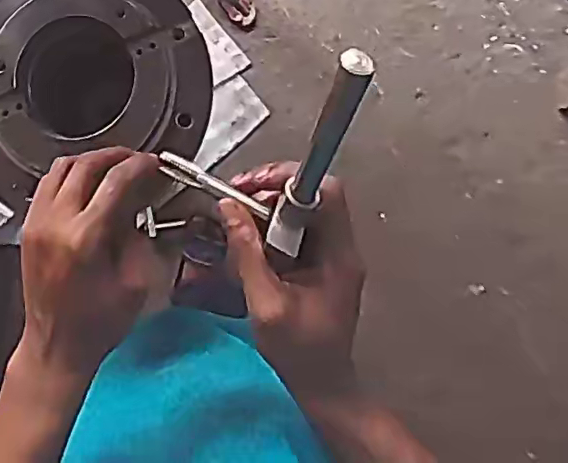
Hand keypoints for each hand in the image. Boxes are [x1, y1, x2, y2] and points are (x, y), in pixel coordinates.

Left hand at [17, 148, 164, 379]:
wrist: (56, 348)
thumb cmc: (97, 323)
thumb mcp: (136, 282)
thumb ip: (143, 235)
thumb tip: (144, 200)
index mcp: (85, 238)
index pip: (115, 181)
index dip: (139, 166)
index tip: (152, 163)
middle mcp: (56, 223)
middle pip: (87, 165)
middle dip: (116, 156)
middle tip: (134, 159)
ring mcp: (38, 222)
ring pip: (63, 167)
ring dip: (90, 160)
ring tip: (111, 165)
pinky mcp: (29, 225)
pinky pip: (47, 183)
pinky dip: (69, 173)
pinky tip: (85, 182)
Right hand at [218, 162, 364, 400]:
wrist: (323, 390)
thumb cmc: (300, 354)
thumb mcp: (266, 305)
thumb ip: (247, 254)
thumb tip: (228, 207)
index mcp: (338, 254)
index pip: (325, 191)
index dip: (289, 179)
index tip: (253, 186)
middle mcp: (339, 246)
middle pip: (308, 193)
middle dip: (268, 188)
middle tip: (236, 197)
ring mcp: (330, 252)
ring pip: (298, 206)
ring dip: (264, 203)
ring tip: (235, 213)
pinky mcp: (317, 259)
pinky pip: (293, 224)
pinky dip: (267, 220)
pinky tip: (246, 232)